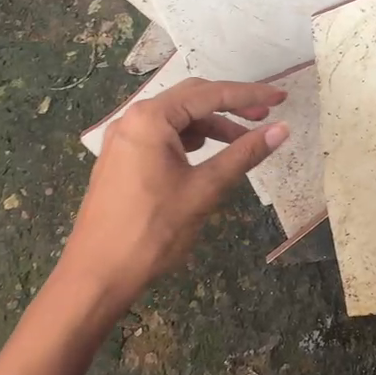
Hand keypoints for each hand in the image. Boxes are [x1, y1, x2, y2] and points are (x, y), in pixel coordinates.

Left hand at [61, 78, 290, 300]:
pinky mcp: (122, 159)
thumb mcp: (204, 189)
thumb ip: (244, 153)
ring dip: (213, 124)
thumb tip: (282, 129)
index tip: (281, 98)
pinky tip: (210, 154)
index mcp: (151, 118)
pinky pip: (165, 135)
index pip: (211, 94)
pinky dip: (193, 139)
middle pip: (193, 98)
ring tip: (244, 139)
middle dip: (232, 104)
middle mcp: (134, 118)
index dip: (250, 95)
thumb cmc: (150, 230)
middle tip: (266, 114)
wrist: (93, 280)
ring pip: (179, 117)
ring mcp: (124, 139)